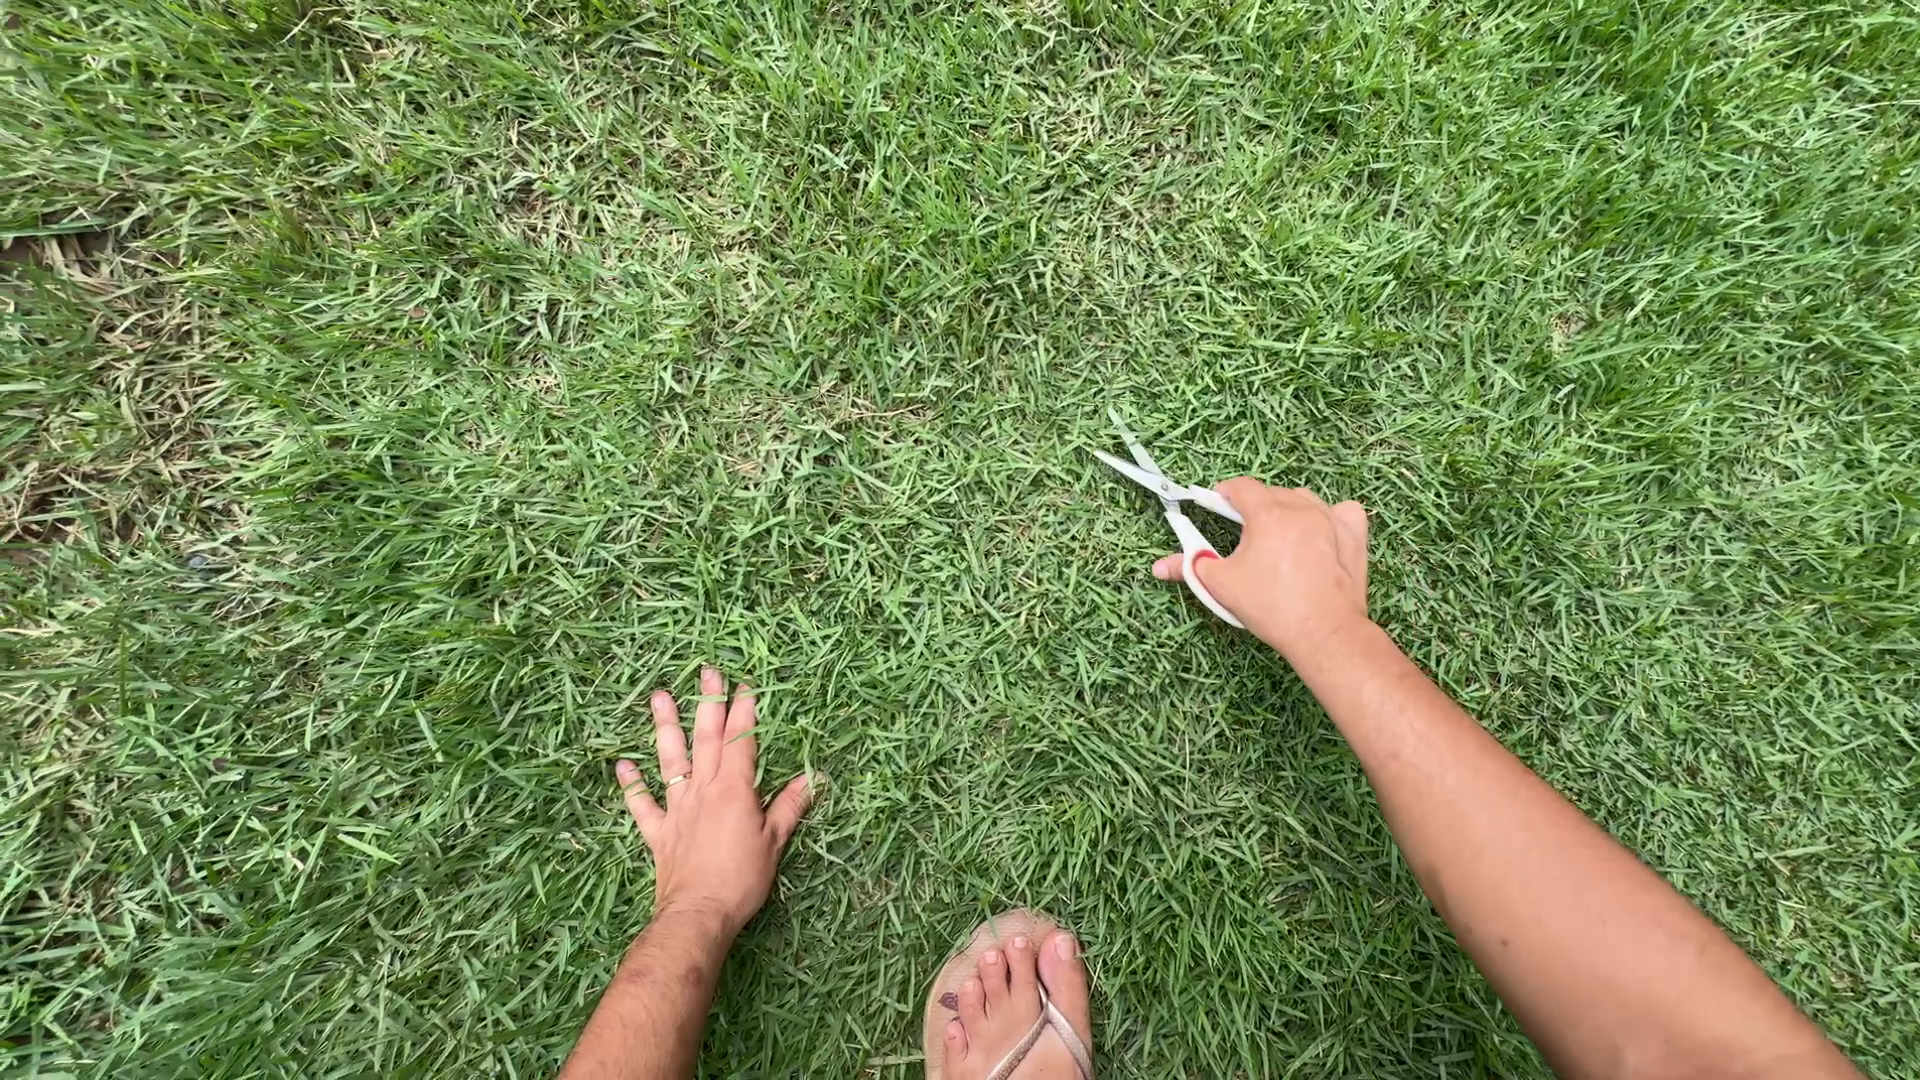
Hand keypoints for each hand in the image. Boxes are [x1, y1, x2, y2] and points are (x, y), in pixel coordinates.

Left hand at [613, 667, 812, 937]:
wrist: (696, 917)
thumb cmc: (741, 879)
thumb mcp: (774, 841)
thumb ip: (790, 806)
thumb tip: (811, 778)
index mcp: (734, 789)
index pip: (740, 740)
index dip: (744, 711)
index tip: (746, 684)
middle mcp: (702, 791)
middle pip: (705, 738)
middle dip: (708, 703)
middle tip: (707, 672)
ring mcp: (677, 809)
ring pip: (670, 760)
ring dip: (665, 727)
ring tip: (659, 697)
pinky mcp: (659, 833)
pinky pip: (642, 805)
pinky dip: (632, 785)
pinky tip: (623, 765)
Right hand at [1152, 477, 1369, 658]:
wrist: (1323, 632)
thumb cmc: (1270, 606)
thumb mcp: (1221, 584)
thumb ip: (1191, 567)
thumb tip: (1160, 566)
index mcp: (1268, 515)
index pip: (1242, 487)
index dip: (1224, 493)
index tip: (1215, 504)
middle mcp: (1302, 509)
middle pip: (1271, 493)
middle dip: (1253, 506)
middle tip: (1241, 531)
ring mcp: (1333, 520)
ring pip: (1304, 499)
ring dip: (1287, 508)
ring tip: (1276, 534)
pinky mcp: (1354, 537)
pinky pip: (1343, 511)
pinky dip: (1330, 516)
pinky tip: (1320, 533)